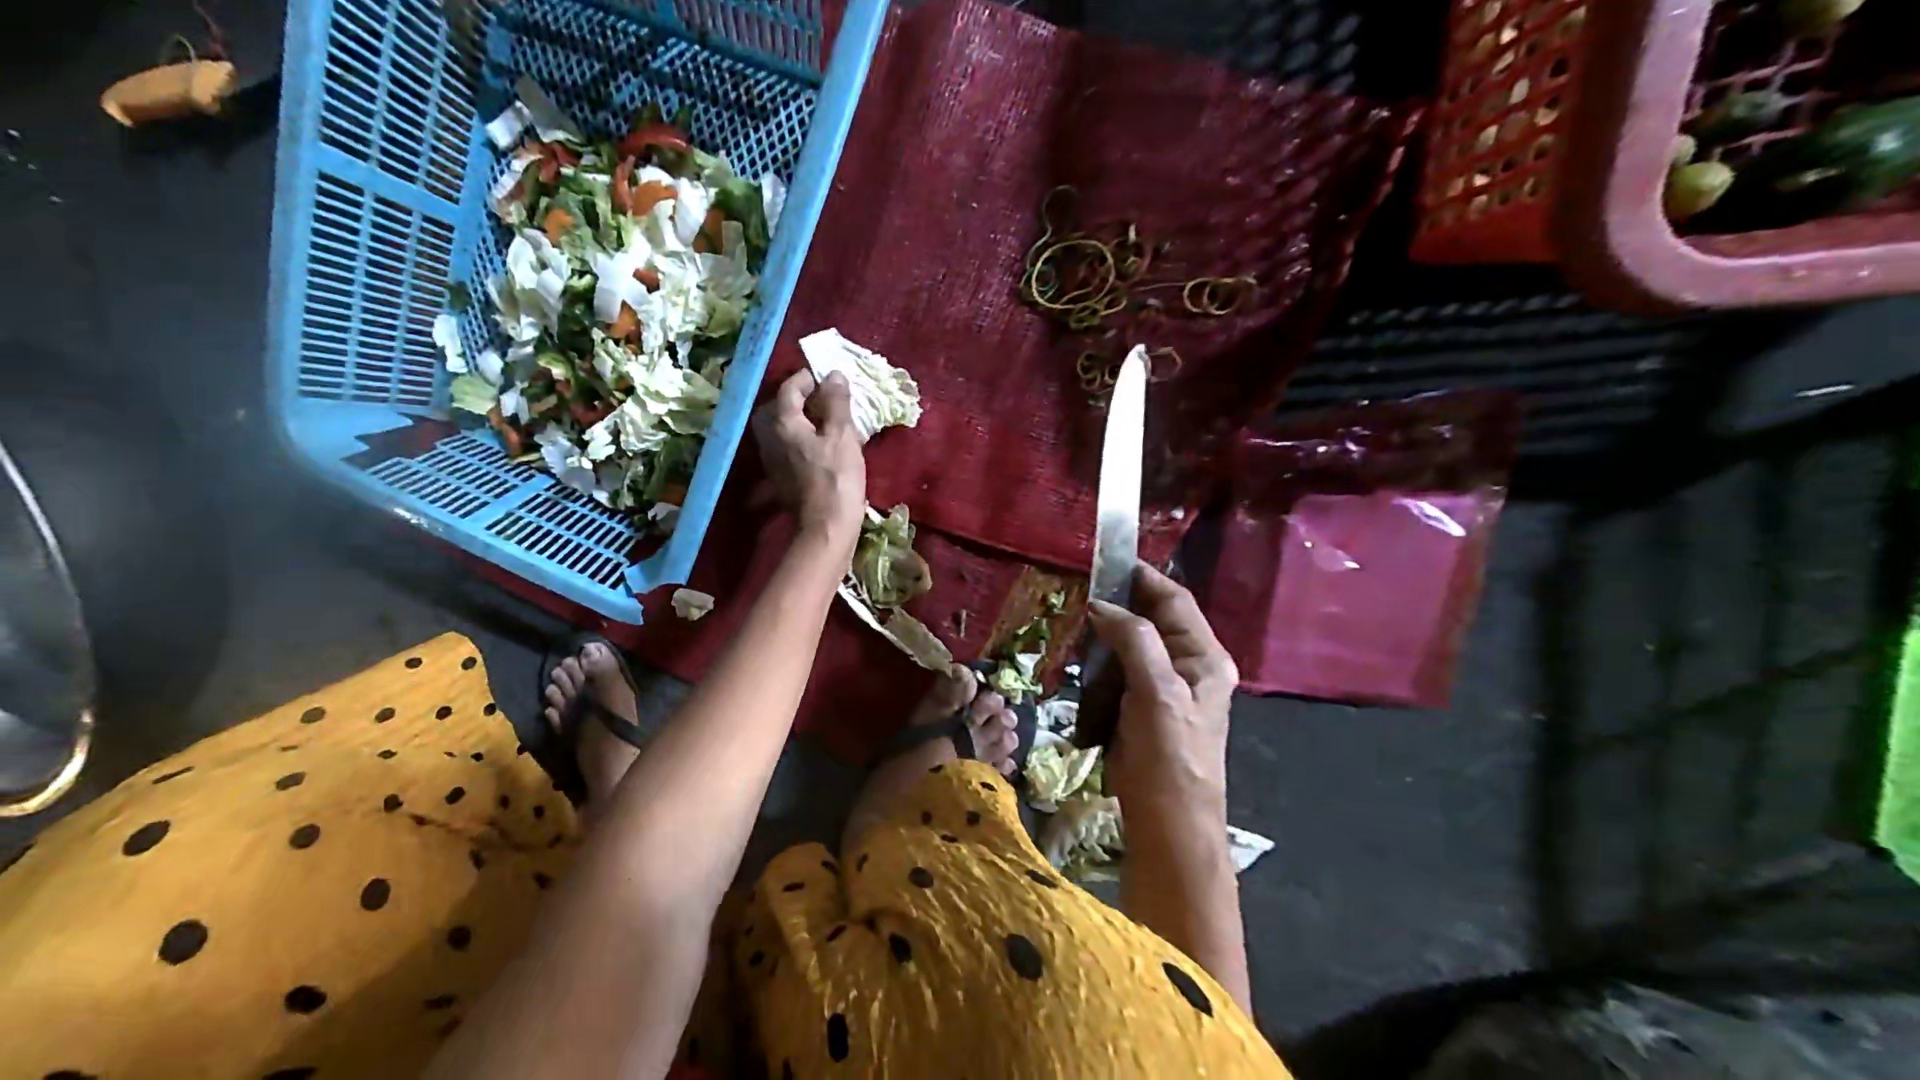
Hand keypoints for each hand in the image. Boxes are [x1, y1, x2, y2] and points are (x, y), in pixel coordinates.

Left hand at [752, 369, 865, 550]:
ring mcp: (771, 460)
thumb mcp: (843, 435)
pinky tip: (816, 445)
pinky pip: (784, 447)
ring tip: (820, 419)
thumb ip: (837, 402)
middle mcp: (769, 438)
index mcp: (782, 423)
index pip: (789, 388)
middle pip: (775, 408)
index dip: (808, 379)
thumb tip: (833, 375)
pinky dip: (797, 438)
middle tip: (819, 397)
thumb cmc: (837, 477)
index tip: (827, 378)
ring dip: (795, 419)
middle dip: (795, 398)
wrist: (827, 526)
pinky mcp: (779, 478)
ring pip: (778, 429)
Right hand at [1087, 564, 1236, 827]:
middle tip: (1082, 587)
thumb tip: (1103, 607)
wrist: (1169, 822)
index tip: (1107, 560)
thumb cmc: (1170, 756)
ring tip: (1076, 615)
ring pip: (1135, 642)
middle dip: (1122, 601)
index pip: (1175, 601)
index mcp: (1204, 657)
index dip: (1144, 578)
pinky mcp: (1143, 704)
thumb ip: (1135, 642)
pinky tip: (1080, 653)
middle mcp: (1189, 664)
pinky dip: (1102, 657)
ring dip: (1109, 629)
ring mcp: (1166, 686)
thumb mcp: (1158, 694)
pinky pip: (1122, 668)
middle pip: (1154, 618)